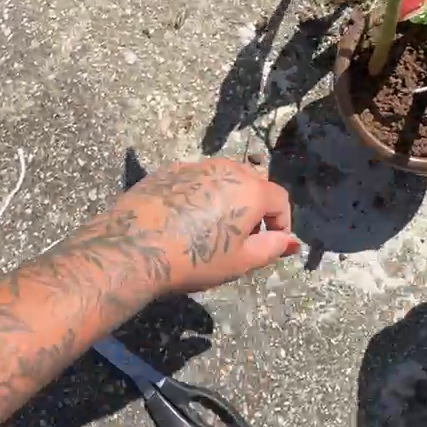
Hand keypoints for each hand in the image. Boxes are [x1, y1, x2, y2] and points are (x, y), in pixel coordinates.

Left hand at [84, 159, 297, 295]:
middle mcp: (225, 169)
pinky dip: (199, 195)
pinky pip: (194, 179)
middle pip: (251, 184)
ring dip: (227, 198)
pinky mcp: (168, 170)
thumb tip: (292, 241)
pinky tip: (184, 220)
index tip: (272, 243)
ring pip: (222, 178)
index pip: (279, 200)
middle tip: (243, 238)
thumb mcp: (241, 261)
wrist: (134, 248)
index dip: (281, 223)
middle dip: (254, 208)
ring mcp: (195, 165)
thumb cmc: (195, 259)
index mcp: (250, 189)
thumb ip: (272, 248)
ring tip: (213, 228)